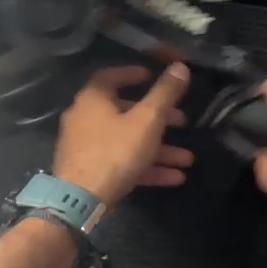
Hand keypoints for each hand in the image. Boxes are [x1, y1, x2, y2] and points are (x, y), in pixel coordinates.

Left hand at [53, 64, 194, 206]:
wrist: (79, 201)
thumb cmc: (115, 152)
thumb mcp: (147, 120)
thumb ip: (165, 94)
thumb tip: (180, 66)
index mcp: (93, 99)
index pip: (111, 76)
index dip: (133, 74)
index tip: (152, 76)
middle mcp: (85, 119)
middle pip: (126, 112)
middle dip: (159, 119)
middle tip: (182, 122)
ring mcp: (86, 147)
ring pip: (128, 141)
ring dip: (159, 149)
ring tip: (186, 159)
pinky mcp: (90, 171)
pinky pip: (122, 163)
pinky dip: (146, 167)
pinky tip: (174, 178)